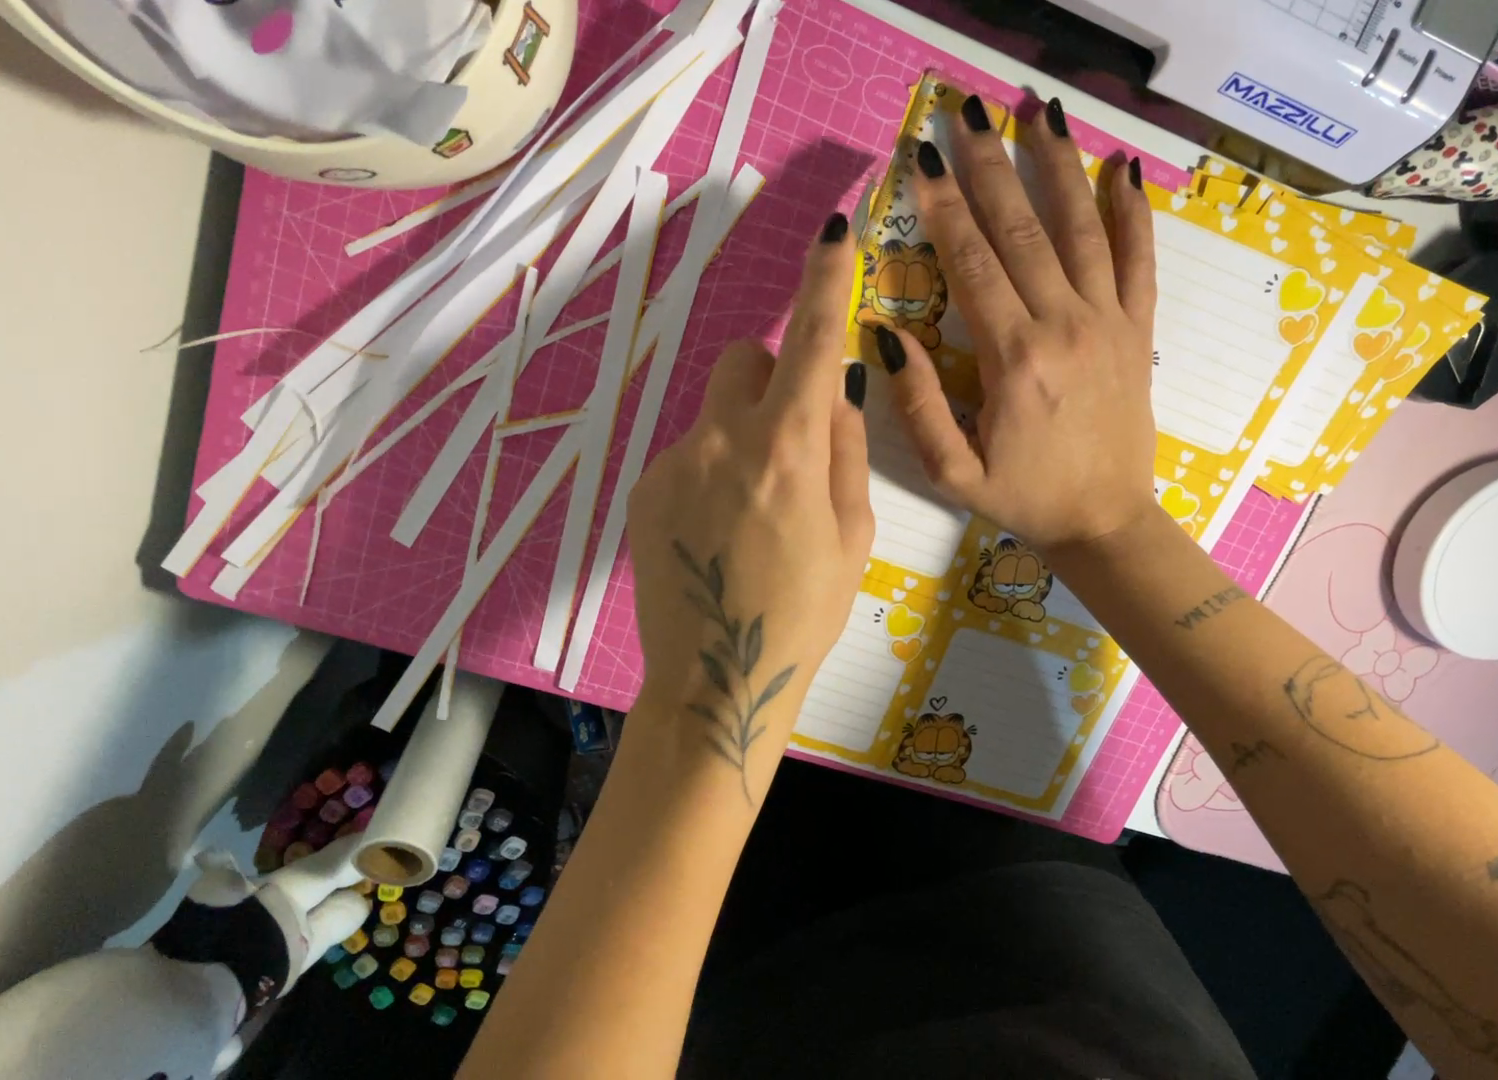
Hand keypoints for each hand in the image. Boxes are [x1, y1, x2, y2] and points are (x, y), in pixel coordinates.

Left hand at [625, 213, 873, 801]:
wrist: (717, 680)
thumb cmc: (805, 614)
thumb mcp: (854, 538)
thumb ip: (846, 452)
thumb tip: (838, 389)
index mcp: (790, 449)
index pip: (811, 341)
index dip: (825, 280)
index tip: (832, 229)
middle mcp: (723, 439)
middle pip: (745, 359)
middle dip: (772, 377)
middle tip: (792, 437)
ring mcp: (674, 461)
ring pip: (715, 411)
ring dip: (741, 431)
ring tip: (752, 508)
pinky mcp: (644, 488)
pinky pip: (687, 451)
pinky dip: (709, 468)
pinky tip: (716, 530)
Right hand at [876, 97, 1160, 552]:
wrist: (1106, 520)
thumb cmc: (1024, 498)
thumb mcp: (953, 472)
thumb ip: (916, 406)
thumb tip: (883, 338)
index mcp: (1014, 360)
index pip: (972, 265)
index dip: (945, 209)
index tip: (924, 160)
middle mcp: (1064, 325)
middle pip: (1021, 230)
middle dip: (989, 167)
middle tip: (964, 113)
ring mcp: (1108, 322)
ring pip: (1081, 229)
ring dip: (1057, 166)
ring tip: (1039, 112)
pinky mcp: (1137, 331)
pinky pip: (1139, 260)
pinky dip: (1132, 212)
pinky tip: (1120, 168)